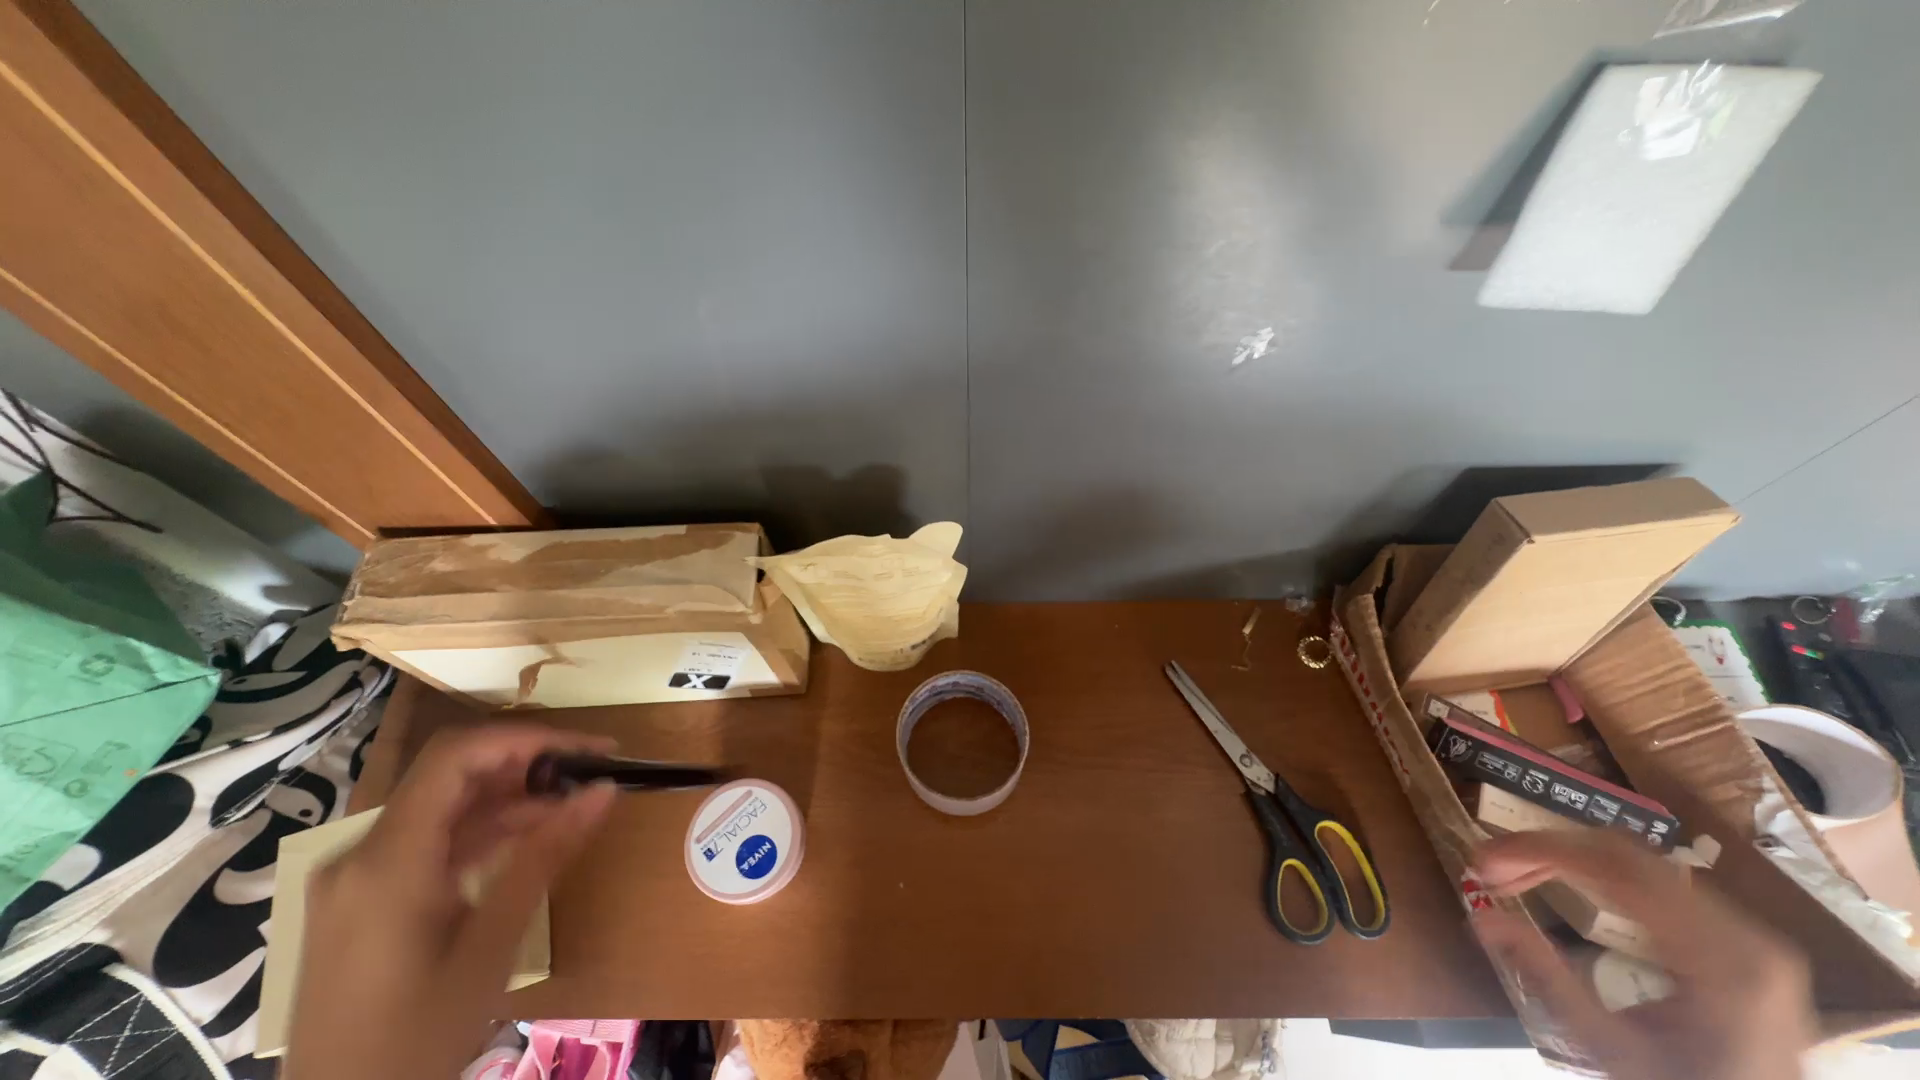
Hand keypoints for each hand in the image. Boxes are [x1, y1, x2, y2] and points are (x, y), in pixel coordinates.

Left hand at [284, 725, 618, 1079]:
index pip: (457, 756)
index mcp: (387, 858)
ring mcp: (359, 876)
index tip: (591, 749)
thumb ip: (544, 856)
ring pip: (443, 809)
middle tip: (594, 774)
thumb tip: (603, 789)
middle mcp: (362, 853)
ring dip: (509, 800)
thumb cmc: (418, 1038)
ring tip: (575, 807)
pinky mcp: (365, 899)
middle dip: (526, 765)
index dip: (528, 739)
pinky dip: (483, 834)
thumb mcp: (492, 945)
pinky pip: (430, 844)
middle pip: (450, 776)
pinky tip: (531, 841)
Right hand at [1473, 830, 1814, 1079]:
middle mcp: (1744, 932)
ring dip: (1569, 858)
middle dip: (1547, 851)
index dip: (1542, 851)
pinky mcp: (1738, 934)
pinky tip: (1565, 885)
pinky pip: (1657, 881)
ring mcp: (1748, 931)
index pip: (1617, 870)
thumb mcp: (1611, 1047)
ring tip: (1518, 875)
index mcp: (1720, 958)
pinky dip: (1599, 873)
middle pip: (1627, 855)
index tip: (1484, 859)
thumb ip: (1548, 978)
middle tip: (1490, 868)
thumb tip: (1480, 917)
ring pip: (1639, 861)